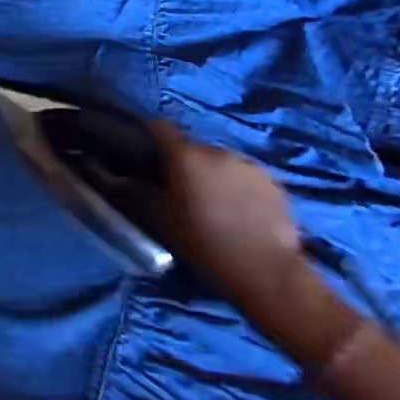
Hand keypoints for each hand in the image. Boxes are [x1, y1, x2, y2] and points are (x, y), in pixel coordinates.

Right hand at [150, 120, 360, 363]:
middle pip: (193, 149)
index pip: (160, 127)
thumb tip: (128, 179)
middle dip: (186, 166)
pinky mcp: (272, 179)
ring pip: (220, 163)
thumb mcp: (163, 224)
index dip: (150, 136)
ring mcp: (248, 163)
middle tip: (183, 194)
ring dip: (213, 176)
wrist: (266, 272)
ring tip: (215, 207)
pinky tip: (241, 214)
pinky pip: (245, 176)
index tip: (145, 153)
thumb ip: (143, 195)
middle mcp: (217, 150)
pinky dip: (238, 187)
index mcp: (186, 157)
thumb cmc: (206, 247)